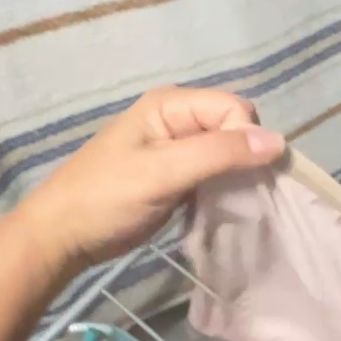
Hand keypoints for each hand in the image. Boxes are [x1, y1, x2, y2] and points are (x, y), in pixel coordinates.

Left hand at [12, 88, 285, 275]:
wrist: (61, 237)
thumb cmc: (106, 199)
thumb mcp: (162, 173)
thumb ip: (218, 154)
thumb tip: (279, 142)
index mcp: (171, 104)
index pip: (235, 108)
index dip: (247, 139)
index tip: (241, 178)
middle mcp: (177, 118)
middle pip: (235, 126)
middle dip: (245, 155)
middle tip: (236, 192)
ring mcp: (176, 147)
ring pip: (228, 151)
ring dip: (236, 174)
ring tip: (229, 202)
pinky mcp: (176, 174)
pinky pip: (214, 171)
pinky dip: (223, 186)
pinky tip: (218, 206)